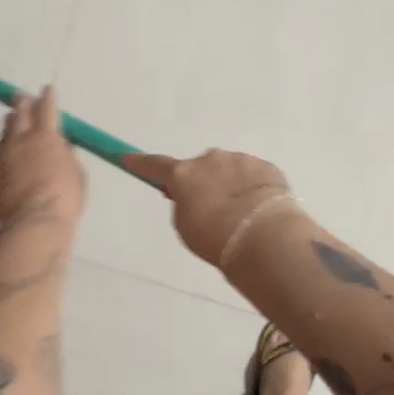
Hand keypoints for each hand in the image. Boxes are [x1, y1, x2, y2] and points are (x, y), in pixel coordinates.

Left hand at [0, 87, 84, 228]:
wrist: (34, 224)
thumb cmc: (65, 198)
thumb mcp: (77, 175)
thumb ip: (69, 158)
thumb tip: (64, 149)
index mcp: (46, 138)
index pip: (47, 109)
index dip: (48, 97)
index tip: (47, 88)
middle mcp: (22, 143)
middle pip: (19, 115)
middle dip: (22, 104)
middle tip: (21, 96)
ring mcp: (5, 159)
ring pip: (4, 135)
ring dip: (9, 125)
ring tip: (10, 120)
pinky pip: (0, 157)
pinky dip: (6, 151)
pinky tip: (9, 155)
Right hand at [123, 149, 295, 265]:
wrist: (262, 235)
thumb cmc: (214, 238)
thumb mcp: (185, 226)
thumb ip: (184, 206)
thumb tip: (193, 196)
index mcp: (184, 174)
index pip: (155, 165)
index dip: (140, 163)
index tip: (126, 156)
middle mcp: (211, 160)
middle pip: (202, 169)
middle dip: (205, 184)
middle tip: (214, 212)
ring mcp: (241, 160)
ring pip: (231, 171)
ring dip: (232, 187)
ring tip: (243, 218)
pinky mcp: (267, 167)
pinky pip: (255, 177)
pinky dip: (255, 191)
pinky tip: (261, 212)